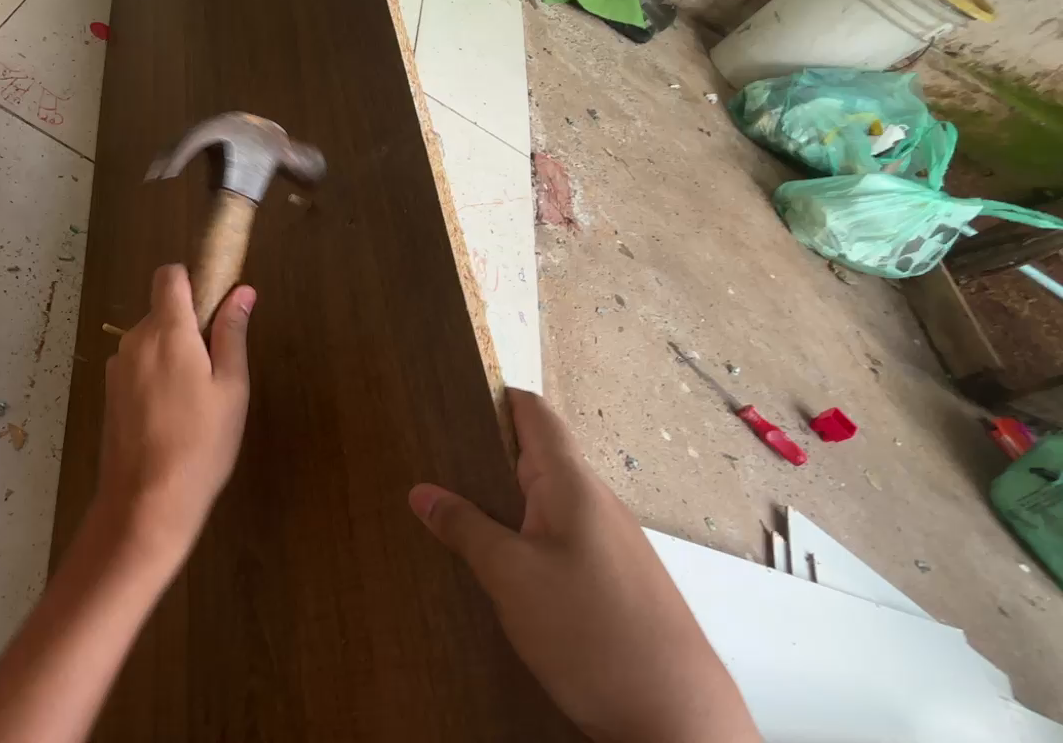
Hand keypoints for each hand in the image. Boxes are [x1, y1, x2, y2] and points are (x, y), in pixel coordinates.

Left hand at [96, 264, 253, 557]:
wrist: (147, 500)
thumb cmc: (202, 442)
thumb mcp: (231, 387)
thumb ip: (232, 334)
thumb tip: (242, 291)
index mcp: (166, 331)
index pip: (169, 276)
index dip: (193, 281)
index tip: (215, 308)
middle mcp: (134, 340)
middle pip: (161, 311)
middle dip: (188, 326)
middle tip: (216, 370)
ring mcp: (117, 367)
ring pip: (149, 341)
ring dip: (172, 354)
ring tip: (196, 401)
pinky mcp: (109, 392)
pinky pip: (137, 366)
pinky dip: (155, 375)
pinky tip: (171, 415)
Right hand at [409, 390, 759, 742]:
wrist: (678, 725)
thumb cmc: (591, 633)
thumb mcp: (510, 576)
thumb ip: (464, 527)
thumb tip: (422, 491)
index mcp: (572, 487)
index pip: (535, 415)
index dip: (497, 395)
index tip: (453, 390)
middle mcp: (598, 505)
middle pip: (538, 457)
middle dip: (487, 451)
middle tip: (432, 456)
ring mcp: (612, 545)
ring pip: (548, 502)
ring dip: (504, 498)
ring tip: (454, 507)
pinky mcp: (616, 582)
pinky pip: (560, 537)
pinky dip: (524, 533)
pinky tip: (499, 561)